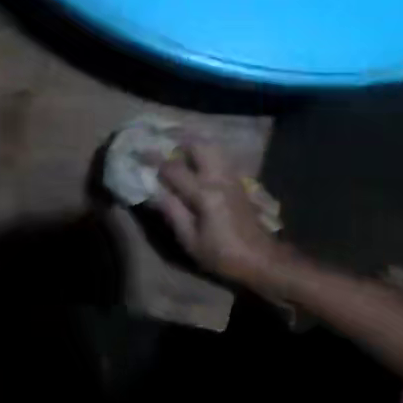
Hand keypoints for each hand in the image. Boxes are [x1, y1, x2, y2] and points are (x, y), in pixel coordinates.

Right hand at [151, 140, 290, 286]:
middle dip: (179, 143)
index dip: (155, 160)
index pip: (174, 169)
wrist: (261, 259)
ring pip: (213, 147)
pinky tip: (200, 164)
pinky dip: (208, 153)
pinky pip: (221, 157)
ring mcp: (232, 177)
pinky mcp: (239, 182)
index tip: (140, 153)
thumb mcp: (191, 241)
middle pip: (199, 145)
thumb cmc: (223, 255)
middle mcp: (219, 178)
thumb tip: (154, 192)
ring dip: (195, 146)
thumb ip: (172, 213)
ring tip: (181, 154)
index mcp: (205, 194)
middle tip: (165, 150)